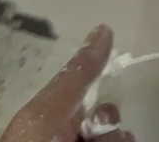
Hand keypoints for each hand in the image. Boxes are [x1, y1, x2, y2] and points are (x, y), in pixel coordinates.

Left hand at [0, 25, 135, 141]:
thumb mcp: (44, 115)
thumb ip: (76, 75)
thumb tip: (105, 28)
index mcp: (55, 127)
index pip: (96, 106)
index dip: (104, 111)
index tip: (96, 121)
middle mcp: (73, 141)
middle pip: (113, 128)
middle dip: (111, 133)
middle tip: (92, 141)